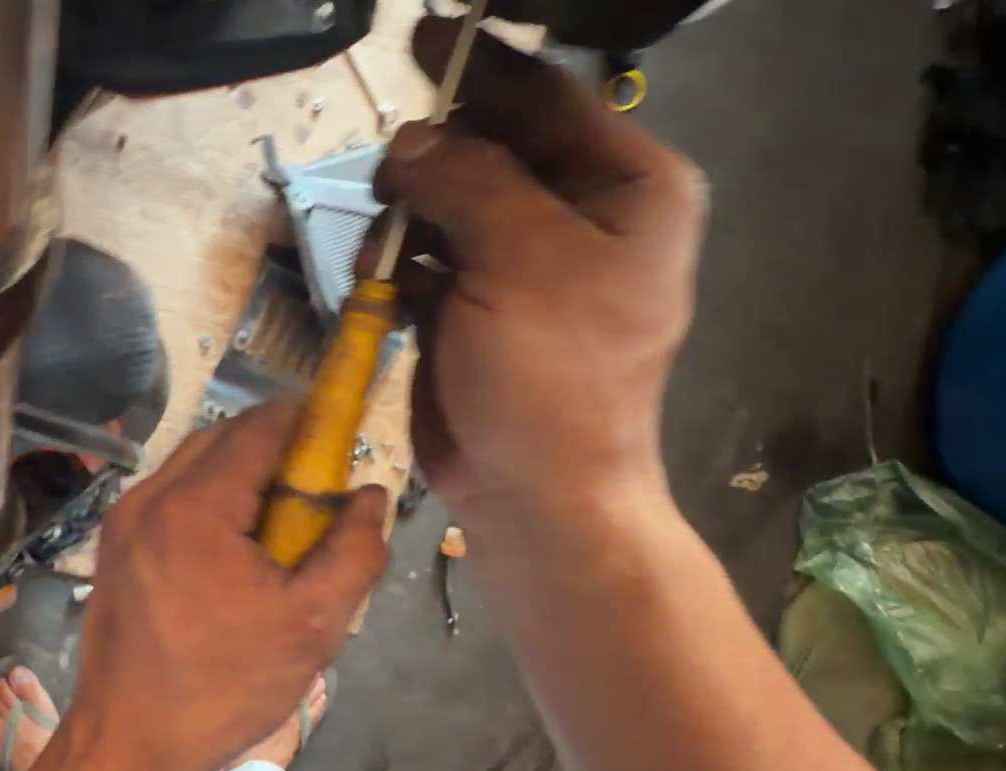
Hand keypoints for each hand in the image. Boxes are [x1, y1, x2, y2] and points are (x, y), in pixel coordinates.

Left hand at [63, 403, 388, 770]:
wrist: (128, 743)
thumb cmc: (223, 688)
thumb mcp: (313, 626)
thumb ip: (354, 552)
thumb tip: (369, 496)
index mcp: (193, 506)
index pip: (259, 427)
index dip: (308, 424)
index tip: (342, 446)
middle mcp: (147, 498)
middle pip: (223, 440)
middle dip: (275, 452)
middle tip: (315, 497)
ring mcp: (121, 522)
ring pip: (193, 468)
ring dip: (240, 479)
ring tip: (278, 530)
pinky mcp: (113, 548)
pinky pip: (169, 501)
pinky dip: (208, 505)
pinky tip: (233, 554)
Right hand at [368, 19, 706, 526]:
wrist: (531, 490)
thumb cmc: (552, 378)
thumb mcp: (524, 263)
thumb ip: (471, 183)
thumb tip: (413, 141)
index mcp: (622, 190)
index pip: (548, 100)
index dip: (484, 68)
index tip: (426, 35)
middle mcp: (573, 219)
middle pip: (488, 151)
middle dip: (433, 158)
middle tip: (393, 180)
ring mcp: (515, 267)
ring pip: (442, 206)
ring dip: (405, 221)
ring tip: (384, 257)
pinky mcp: (468, 310)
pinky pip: (421, 261)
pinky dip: (395, 268)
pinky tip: (382, 288)